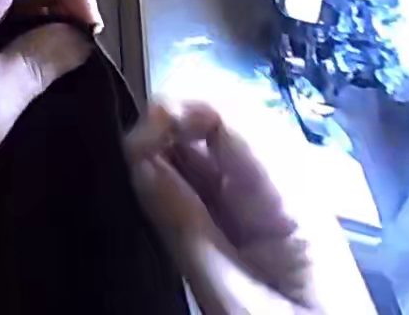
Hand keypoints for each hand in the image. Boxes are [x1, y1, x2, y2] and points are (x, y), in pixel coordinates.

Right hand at [126, 101, 326, 314]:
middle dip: (165, 131)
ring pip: (208, 151)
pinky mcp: (256, 224)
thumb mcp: (235, 304)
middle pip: (214, 123)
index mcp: (282, 188)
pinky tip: (153, 199)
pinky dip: (178, 183)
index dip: (173, 113)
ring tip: (131, 183)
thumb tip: (138, 160)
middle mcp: (276, 178)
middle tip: (125, 169)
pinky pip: (211, 184)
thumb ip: (186, 228)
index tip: (131, 152)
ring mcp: (266, 200)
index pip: (223, 113)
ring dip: (167, 156)